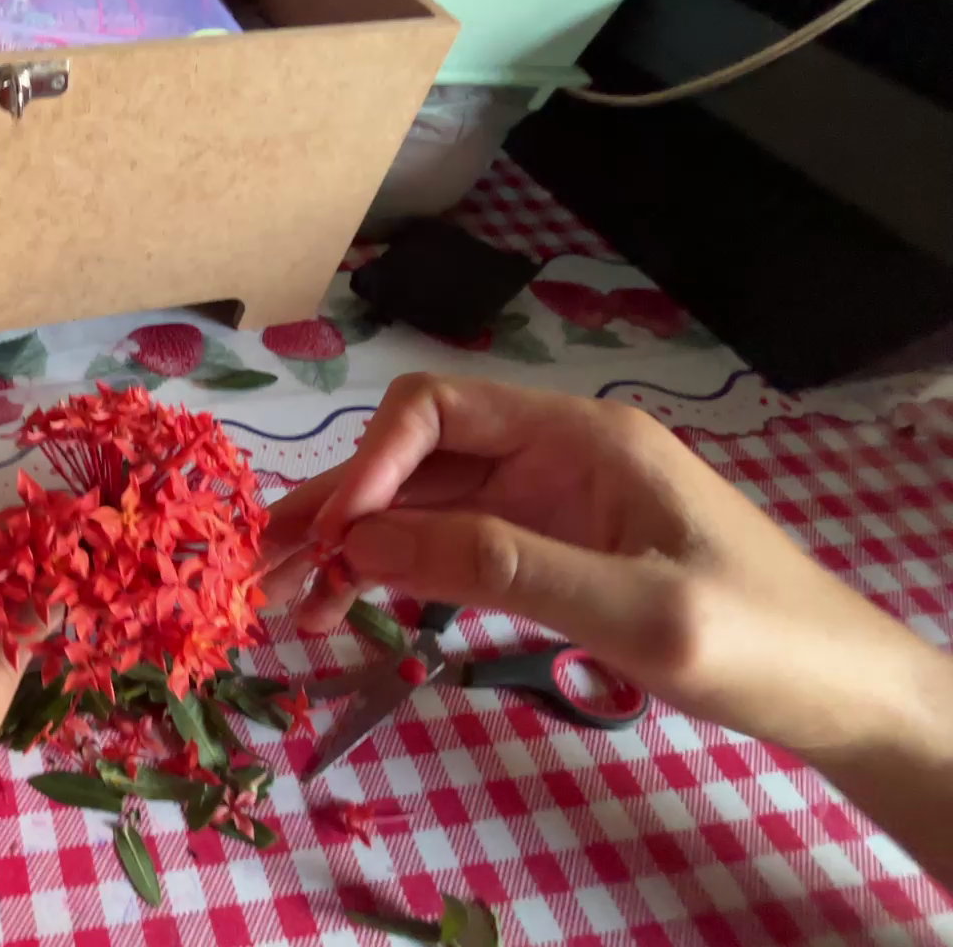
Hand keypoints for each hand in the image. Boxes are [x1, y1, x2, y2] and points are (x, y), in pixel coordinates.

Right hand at [260, 374, 952, 769]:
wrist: (849, 705)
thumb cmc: (765, 646)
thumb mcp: (635, 611)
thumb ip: (494, 564)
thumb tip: (360, 542)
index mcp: (571, 435)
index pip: (432, 410)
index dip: (370, 462)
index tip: (336, 534)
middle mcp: (535, 453)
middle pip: (403, 462)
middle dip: (333, 511)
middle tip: (267, 562)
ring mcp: (526, 499)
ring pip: (405, 507)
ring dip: (343, 548)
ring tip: (288, 597)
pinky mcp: (522, 543)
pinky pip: (430, 546)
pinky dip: (380, 574)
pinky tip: (341, 605)